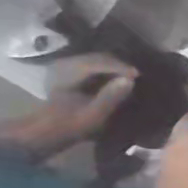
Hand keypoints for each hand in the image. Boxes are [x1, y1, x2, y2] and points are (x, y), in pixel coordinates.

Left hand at [0, 54, 136, 160]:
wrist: (48, 130)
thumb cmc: (71, 125)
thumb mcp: (93, 115)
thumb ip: (110, 97)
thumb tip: (129, 80)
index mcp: (68, 72)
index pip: (99, 62)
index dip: (120, 67)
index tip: (138, 76)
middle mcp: (66, 63)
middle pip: (99, 57)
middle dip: (119, 66)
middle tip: (136, 77)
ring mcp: (68, 65)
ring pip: (98, 60)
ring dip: (115, 68)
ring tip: (130, 78)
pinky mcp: (71, 70)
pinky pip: (94, 65)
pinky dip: (108, 71)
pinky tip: (117, 79)